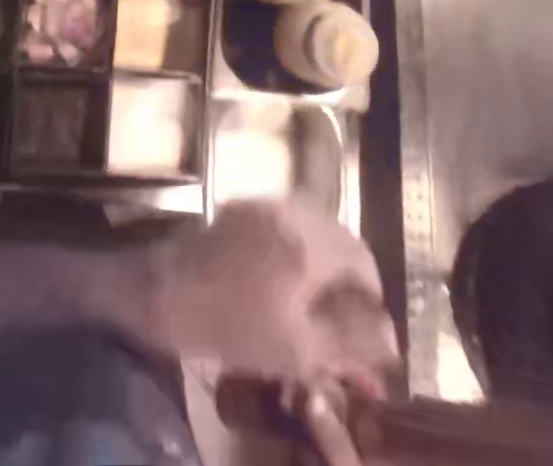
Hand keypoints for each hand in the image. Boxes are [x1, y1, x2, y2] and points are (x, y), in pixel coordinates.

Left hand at [153, 200, 399, 397]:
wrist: (162, 291)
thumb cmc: (229, 324)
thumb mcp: (297, 348)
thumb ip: (351, 340)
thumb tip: (390, 338)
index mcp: (309, 246)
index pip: (364, 259)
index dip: (372, 294)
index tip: (366, 324)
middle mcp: (291, 214)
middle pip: (341, 238)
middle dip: (350, 274)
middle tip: (343, 310)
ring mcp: (263, 205)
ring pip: (314, 227)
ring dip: (325, 256)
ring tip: (315, 293)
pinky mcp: (242, 207)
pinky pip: (286, 221)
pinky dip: (298, 244)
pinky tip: (284, 273)